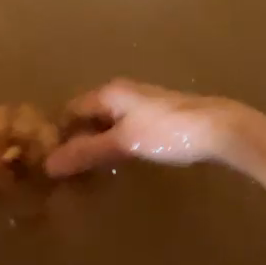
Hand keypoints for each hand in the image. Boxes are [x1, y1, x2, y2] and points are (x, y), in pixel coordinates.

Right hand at [44, 80, 246, 176]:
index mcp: (109, 93)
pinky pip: (124, 130)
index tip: (46, 159)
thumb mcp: (123, 143)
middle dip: (76, 139)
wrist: (219, 129)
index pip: (71, 109)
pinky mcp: (157, 118)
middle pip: (89, 115)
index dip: (58, 132)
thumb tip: (48, 164)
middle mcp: (122, 93)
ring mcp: (141, 105)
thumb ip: (87, 152)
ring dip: (97, 144)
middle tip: (66, 171)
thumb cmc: (167, 131)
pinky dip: (115, 145)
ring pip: (108, 123)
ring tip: (88, 172)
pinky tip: (118, 163)